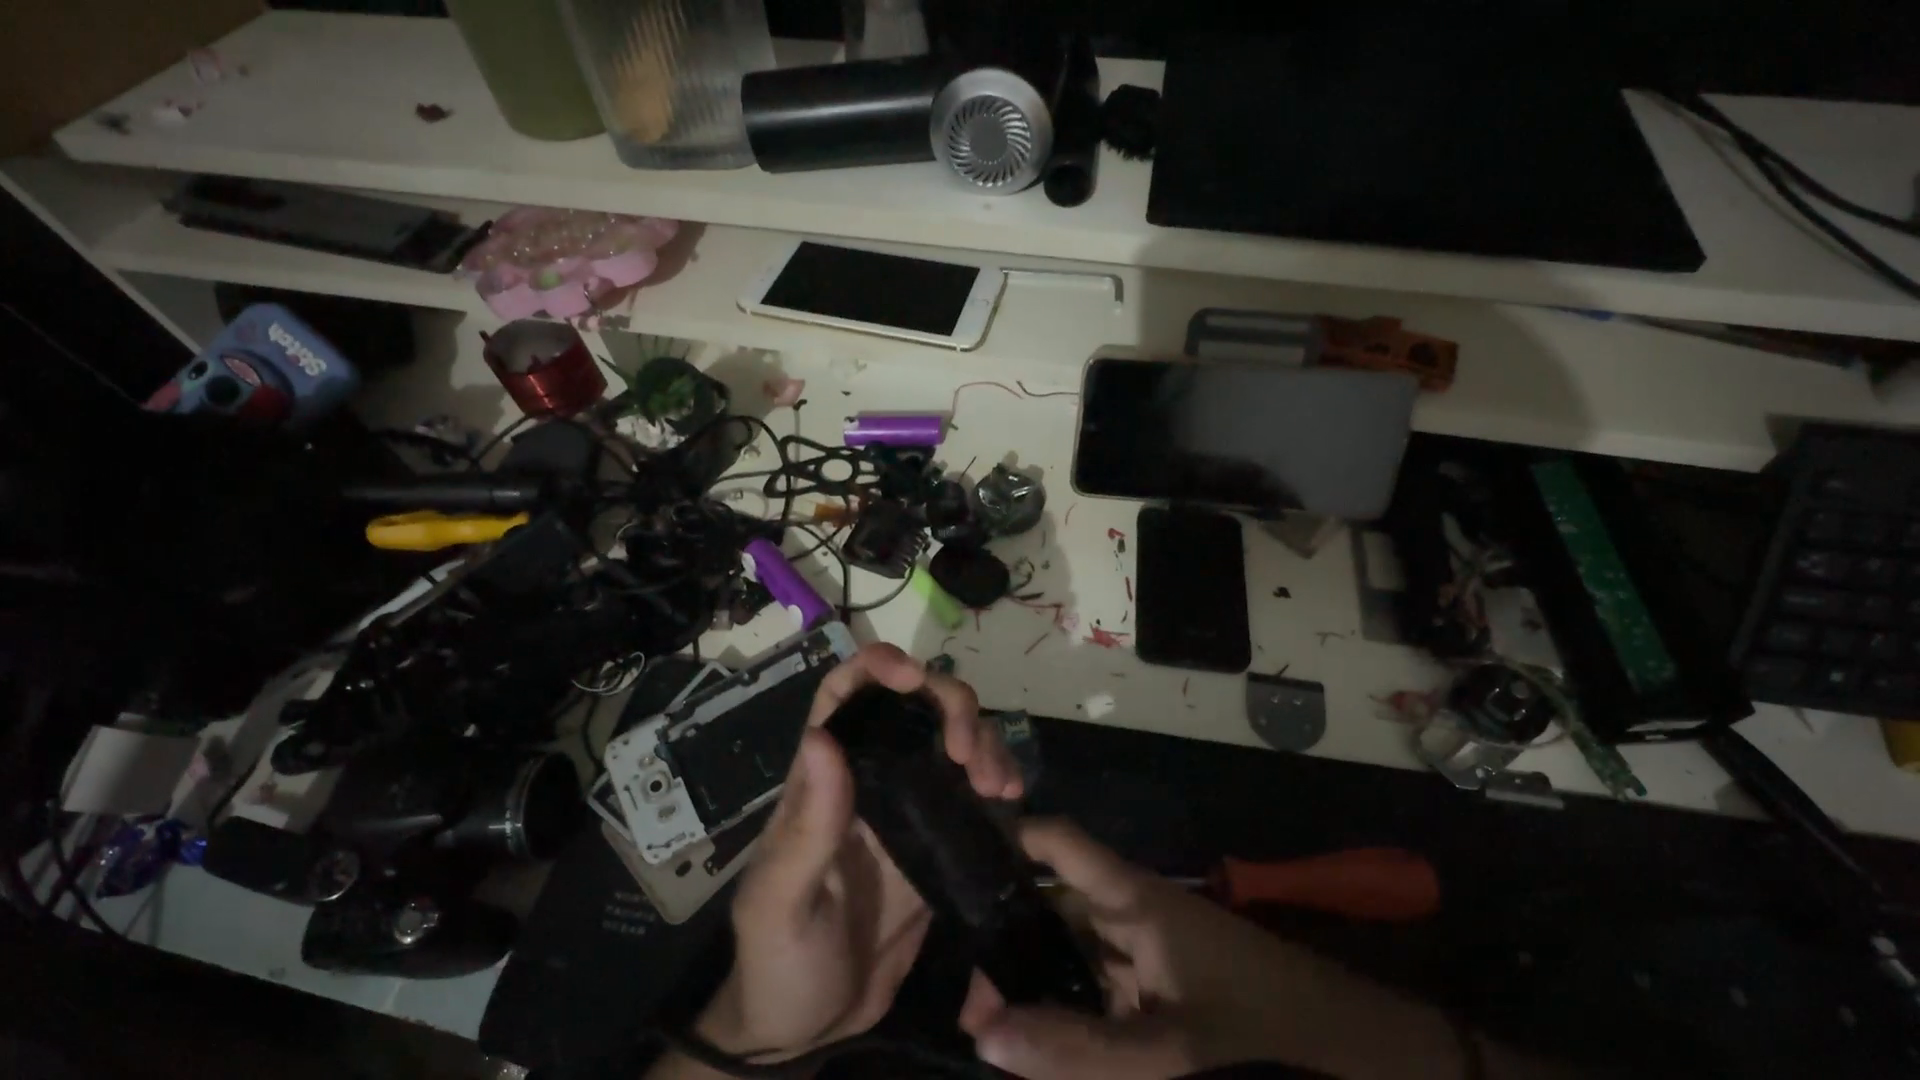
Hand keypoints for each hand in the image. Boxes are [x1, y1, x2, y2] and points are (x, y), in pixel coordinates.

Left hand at [695, 644, 1021, 1060]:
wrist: (809, 1029)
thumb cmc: (779, 963)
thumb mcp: (780, 902)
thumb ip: (806, 825)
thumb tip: (822, 737)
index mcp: (821, 782)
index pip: (843, 698)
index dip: (874, 669)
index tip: (912, 675)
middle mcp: (869, 782)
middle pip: (913, 710)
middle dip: (950, 707)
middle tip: (970, 753)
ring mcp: (910, 812)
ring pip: (952, 744)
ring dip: (983, 743)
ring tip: (999, 784)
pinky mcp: (942, 847)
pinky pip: (976, 796)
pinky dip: (999, 784)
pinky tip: (1011, 800)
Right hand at [959, 820, 1467, 1079]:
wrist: (1354, 1055)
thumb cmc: (1260, 1033)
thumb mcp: (1167, 1051)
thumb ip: (1076, 1048)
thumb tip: (981, 1036)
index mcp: (1133, 899)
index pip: (1056, 843)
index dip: (1005, 836)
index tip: (948, 859)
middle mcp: (1132, 912)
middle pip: (1051, 903)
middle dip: (1003, 940)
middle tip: (958, 991)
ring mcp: (1147, 950)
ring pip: (1071, 950)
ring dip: (1033, 982)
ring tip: (980, 1021)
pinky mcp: (1162, 985)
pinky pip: (1098, 986)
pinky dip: (1067, 1009)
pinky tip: (1036, 1040)